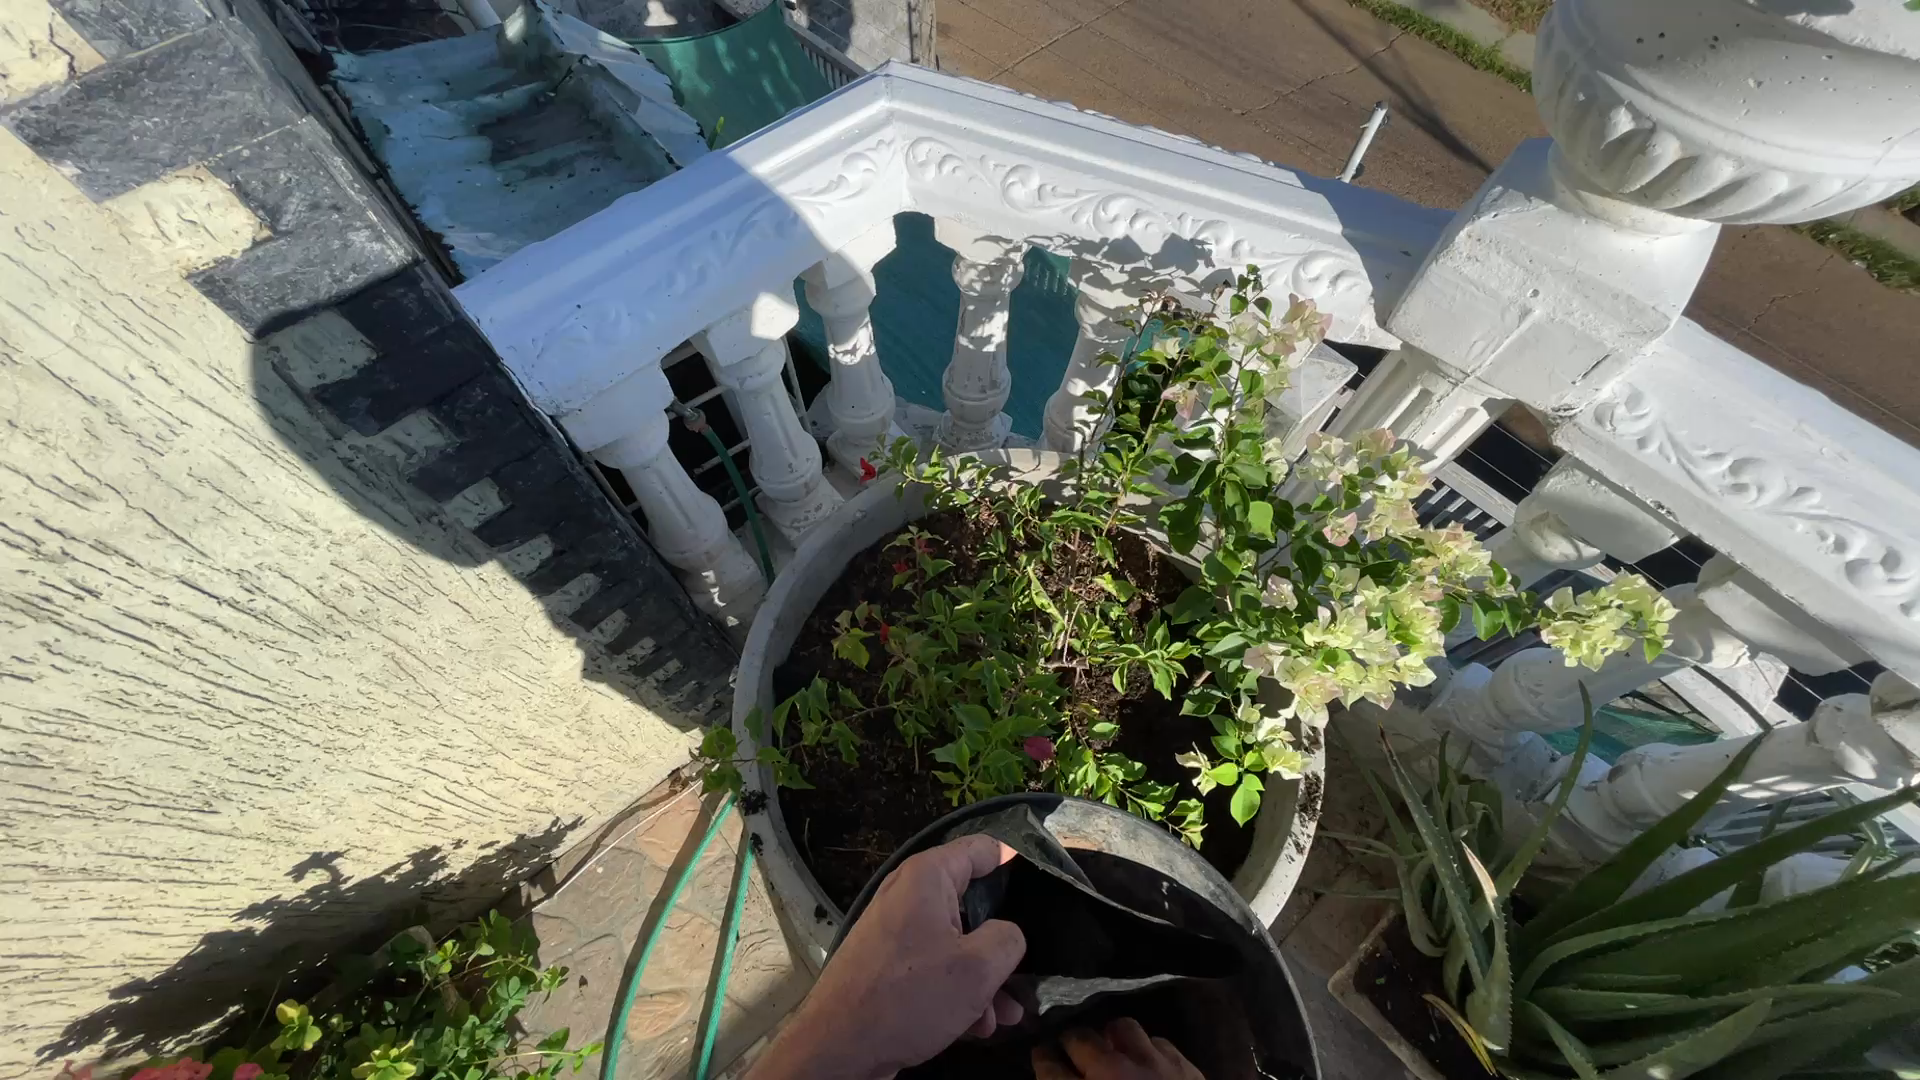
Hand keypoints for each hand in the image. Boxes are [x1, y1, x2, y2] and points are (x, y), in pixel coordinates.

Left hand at [749, 835, 1026, 1079]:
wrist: (837, 1049)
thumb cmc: (910, 995)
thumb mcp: (976, 969)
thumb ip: (1008, 940)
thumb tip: (1009, 934)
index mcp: (929, 874)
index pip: (983, 848)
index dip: (1015, 864)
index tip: (1042, 891)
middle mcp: (911, 892)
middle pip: (973, 901)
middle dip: (1001, 942)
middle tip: (1025, 971)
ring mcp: (898, 929)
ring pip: (956, 941)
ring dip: (983, 977)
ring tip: (1005, 1015)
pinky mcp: (890, 963)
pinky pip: (935, 965)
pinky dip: (957, 989)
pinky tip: (978, 1026)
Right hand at [1033, 1019, 1205, 1079]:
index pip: (1049, 1067)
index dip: (1042, 1060)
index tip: (1042, 1057)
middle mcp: (1114, 1073)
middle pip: (1081, 1038)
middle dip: (1072, 1043)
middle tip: (1073, 1054)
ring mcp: (1151, 1065)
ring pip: (1121, 1028)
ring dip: (1113, 1039)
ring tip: (1113, 1052)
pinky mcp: (1184, 1066)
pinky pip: (1158, 1042)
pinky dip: (1149, 1051)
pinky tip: (1149, 1065)